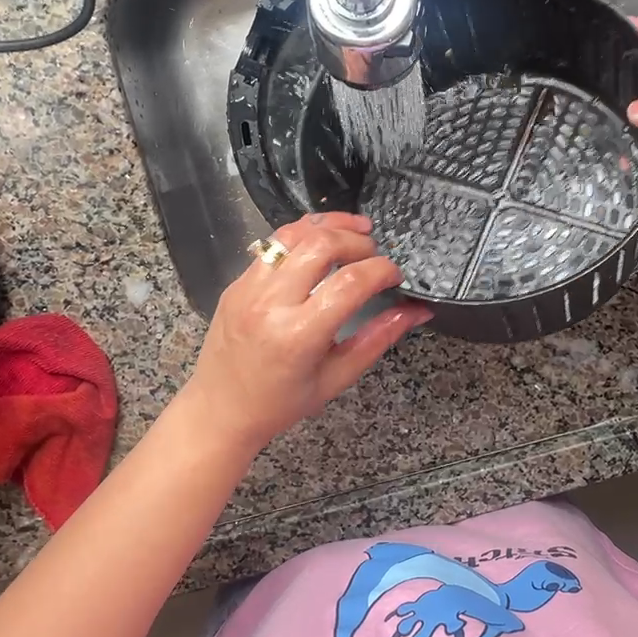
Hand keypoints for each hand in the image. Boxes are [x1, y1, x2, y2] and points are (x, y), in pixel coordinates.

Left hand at [182, 213, 430, 451]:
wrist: (220, 410)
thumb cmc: (281, 403)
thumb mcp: (337, 377)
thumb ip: (379, 338)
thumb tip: (417, 311)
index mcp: (298, 335)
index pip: (349, 283)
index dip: (381, 270)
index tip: (395, 276)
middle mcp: (270, 304)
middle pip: (321, 245)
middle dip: (358, 241)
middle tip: (375, 254)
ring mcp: (248, 288)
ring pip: (294, 234)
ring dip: (330, 226)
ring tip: (357, 230)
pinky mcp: (238, 282)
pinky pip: (274, 244)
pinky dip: (304, 235)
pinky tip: (324, 241)